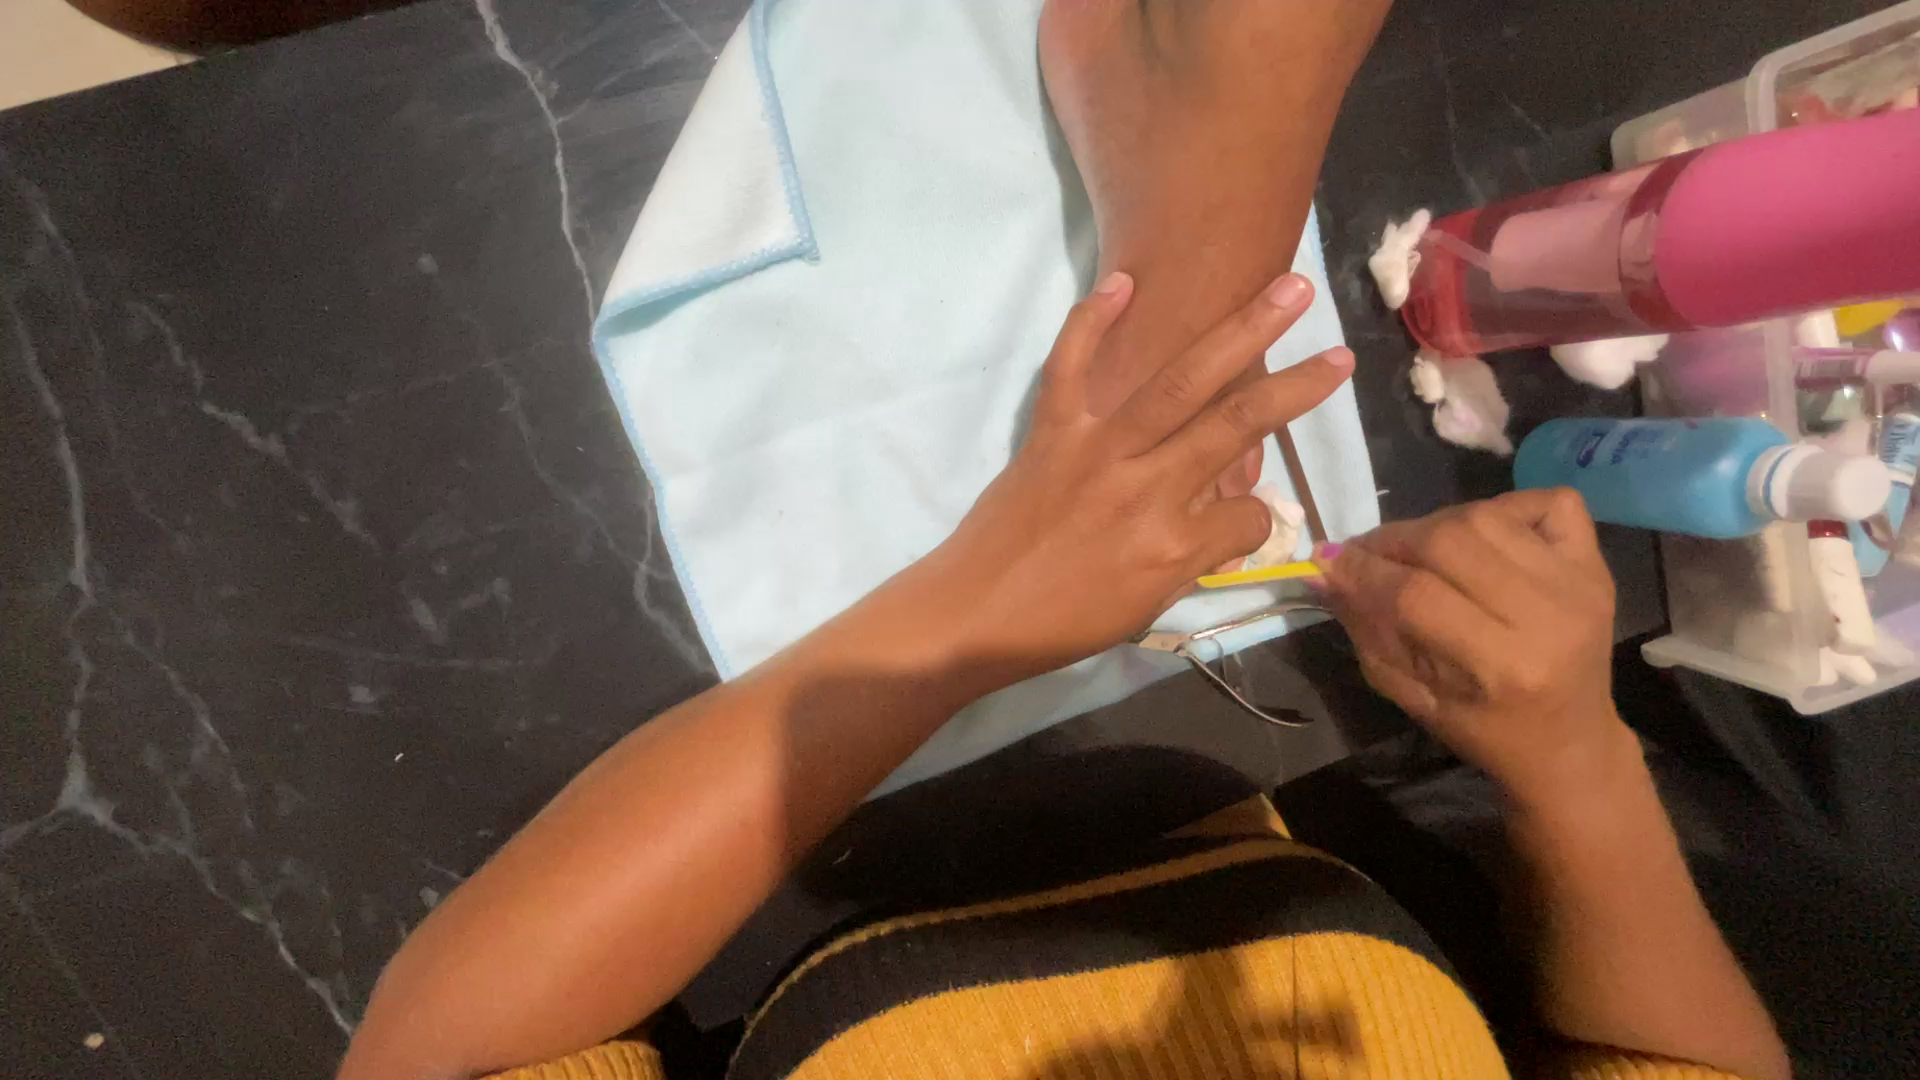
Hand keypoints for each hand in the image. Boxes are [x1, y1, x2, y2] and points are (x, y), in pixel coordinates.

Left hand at [908, 270, 1352, 682]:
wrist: (973, 614)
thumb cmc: (1059, 627)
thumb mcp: (1143, 610)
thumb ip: (1189, 561)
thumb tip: (1220, 526)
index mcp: (1176, 544)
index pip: (1247, 515)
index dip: (1255, 520)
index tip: (1238, 523)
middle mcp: (1148, 486)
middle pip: (1238, 426)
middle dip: (1296, 389)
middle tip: (1341, 353)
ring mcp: (1097, 449)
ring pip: (1179, 384)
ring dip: (1239, 332)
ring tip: (1289, 291)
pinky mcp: (1050, 431)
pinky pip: (1071, 368)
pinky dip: (1090, 323)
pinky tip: (1125, 282)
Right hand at [1321, 489, 1637, 807]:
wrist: (1569, 740)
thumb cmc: (1478, 726)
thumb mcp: (1405, 689)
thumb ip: (1363, 625)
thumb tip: (1321, 569)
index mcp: (1500, 664)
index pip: (1414, 594)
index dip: (1360, 571)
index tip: (1324, 561)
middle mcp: (1547, 616)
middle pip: (1448, 542)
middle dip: (1390, 541)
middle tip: (1366, 555)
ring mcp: (1578, 584)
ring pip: (1484, 516)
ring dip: (1432, 524)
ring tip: (1414, 549)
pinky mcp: (1595, 565)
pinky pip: (1549, 503)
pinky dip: (1506, 508)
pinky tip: (1482, 538)